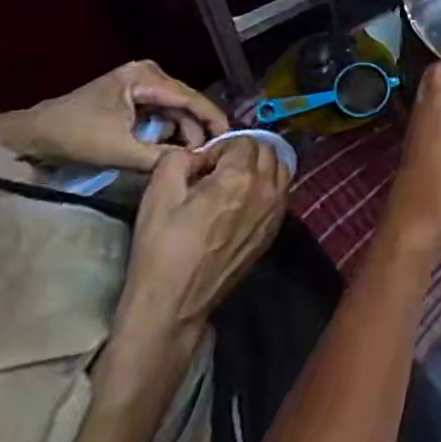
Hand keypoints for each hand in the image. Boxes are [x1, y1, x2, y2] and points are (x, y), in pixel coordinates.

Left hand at [0, 61, 227, 170]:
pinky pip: (162, 112)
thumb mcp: (118, 150)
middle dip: (198, 128)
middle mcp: (148, 73)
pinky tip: (174, 148)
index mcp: (145, 77)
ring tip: (191, 155)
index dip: (213, 119)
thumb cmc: (71, 137)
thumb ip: (160, 157)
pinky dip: (169, 130)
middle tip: (209, 153)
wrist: (26, 137)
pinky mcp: (133, 96)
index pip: (191, 97)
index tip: (231, 138)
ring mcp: (140, 83)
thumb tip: (197, 163)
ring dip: (183, 131)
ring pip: (176, 109)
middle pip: (185, 102)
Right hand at [115, 137, 288, 341]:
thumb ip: (177, 161)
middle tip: (217, 169)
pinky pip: (283, 191)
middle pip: (267, 150)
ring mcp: (276, 209)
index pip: (242, 141)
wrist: (176, 300)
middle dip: (243, 151)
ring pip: (281, 168)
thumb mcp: (157, 196)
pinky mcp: (276, 227)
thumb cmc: (163, 247)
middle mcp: (267, 188)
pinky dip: (270, 183)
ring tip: (235, 179)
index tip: (200, 165)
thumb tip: (196, 154)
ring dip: (262, 165)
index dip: (219, 147)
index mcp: (240, 177)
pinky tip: (247, 197)